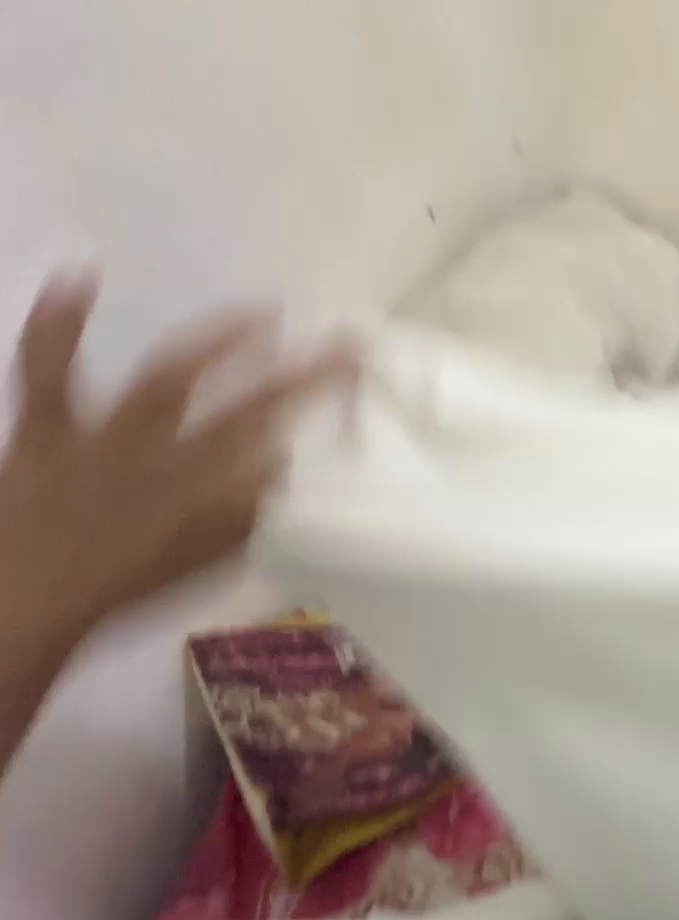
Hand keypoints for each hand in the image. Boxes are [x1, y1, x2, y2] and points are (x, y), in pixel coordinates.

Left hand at [0, 272, 354, 641]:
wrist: (26, 594)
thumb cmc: (134, 580)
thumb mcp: (214, 551)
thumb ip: (250, 505)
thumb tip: (280, 462)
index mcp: (214, 492)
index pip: (288, 442)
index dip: (323, 393)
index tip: (356, 362)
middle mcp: (173, 454)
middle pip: (245, 402)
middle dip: (295, 367)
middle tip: (331, 338)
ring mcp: (108, 434)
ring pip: (167, 379)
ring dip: (215, 341)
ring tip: (255, 311)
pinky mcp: (49, 425)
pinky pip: (46, 366)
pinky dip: (60, 320)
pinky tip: (79, 276)